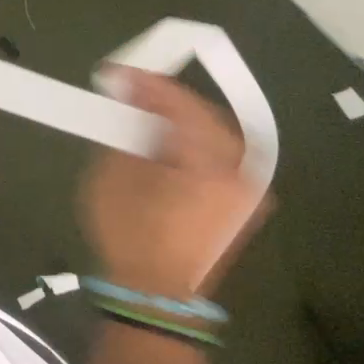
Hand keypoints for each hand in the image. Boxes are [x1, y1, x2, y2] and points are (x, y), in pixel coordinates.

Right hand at [81, 69, 269, 298]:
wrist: (156, 292)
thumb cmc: (129, 231)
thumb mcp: (114, 175)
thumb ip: (128, 131)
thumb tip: (131, 100)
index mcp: (213, 165)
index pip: (185, 107)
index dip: (150, 84)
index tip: (118, 71)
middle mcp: (243, 175)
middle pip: (211, 120)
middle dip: (171, 99)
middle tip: (131, 88)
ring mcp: (248, 194)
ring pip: (221, 138)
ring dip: (184, 120)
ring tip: (145, 110)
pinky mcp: (241, 207)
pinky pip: (224, 159)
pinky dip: (195, 141)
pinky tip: (167, 141)